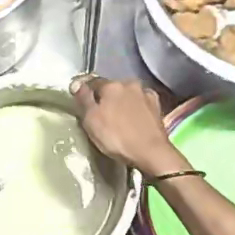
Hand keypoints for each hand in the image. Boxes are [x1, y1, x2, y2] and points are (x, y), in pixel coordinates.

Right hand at [70, 74, 189, 176]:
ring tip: (118, 118)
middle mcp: (130, 83)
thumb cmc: (117, 137)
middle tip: (101, 114)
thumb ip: (84, 99)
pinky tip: (134, 119)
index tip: (81, 100)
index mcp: (111, 85)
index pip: (92, 82)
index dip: (85, 91)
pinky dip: (135, 108)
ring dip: (122, 102)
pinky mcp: (157, 107)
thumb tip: (77, 83)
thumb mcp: (92, 120)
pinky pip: (140, 103)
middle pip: (112, 88)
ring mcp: (146, 94)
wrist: (151, 152)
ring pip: (128, 95)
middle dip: (106, 97)